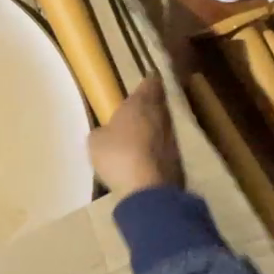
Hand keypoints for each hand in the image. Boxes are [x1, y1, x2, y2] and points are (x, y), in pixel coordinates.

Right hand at [88, 75, 183, 194]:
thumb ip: (102, 131)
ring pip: (163, 127)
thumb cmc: (117, 156)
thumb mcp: (96, 141)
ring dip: (152, 130)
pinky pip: (164, 149)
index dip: (147, 83)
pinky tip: (144, 160)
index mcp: (141, 103)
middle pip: (159, 104)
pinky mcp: (178, 161)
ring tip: (137, 139)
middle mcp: (162, 116)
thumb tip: (106, 132)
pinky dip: (155, 151)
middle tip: (135, 112)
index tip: (142, 84)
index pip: (150, 83)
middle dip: (149, 107)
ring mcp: (173, 139)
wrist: (147, 190)